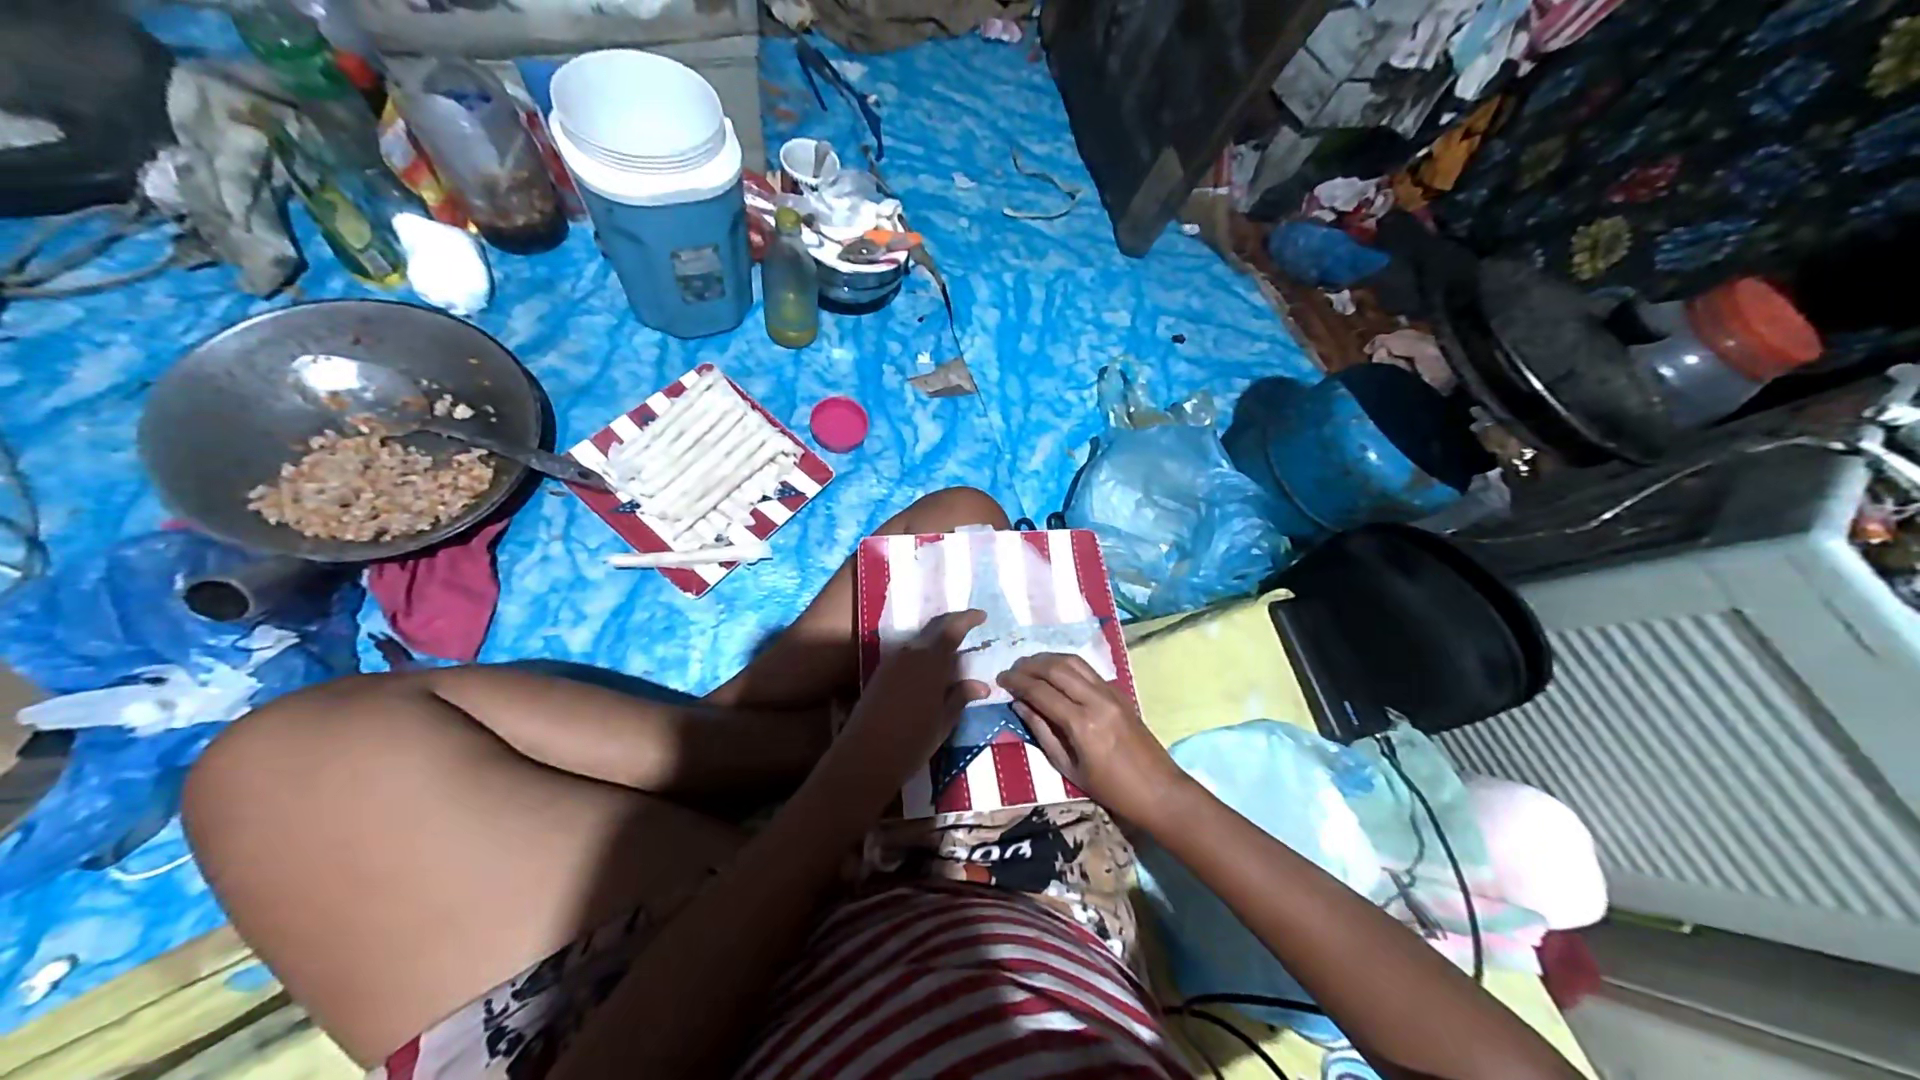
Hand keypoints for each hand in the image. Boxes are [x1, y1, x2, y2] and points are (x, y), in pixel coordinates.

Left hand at [830, 610, 989, 790]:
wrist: (865, 755)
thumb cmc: (912, 740)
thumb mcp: (944, 721)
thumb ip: (960, 697)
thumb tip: (981, 685)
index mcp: (930, 661)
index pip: (951, 629)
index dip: (967, 619)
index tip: (982, 616)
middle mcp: (910, 654)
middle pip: (933, 628)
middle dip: (953, 622)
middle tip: (970, 625)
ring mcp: (892, 662)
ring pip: (919, 640)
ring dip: (937, 638)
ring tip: (953, 648)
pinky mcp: (881, 673)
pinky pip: (907, 652)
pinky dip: (924, 651)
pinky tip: (931, 666)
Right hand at [998, 653, 1191, 826]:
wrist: (1159, 790)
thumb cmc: (1111, 789)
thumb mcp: (1068, 768)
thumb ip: (1042, 732)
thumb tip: (1019, 705)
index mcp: (1081, 724)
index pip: (1041, 692)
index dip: (1017, 682)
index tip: (1001, 679)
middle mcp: (1096, 701)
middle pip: (1056, 668)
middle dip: (1029, 665)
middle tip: (1011, 669)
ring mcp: (1110, 693)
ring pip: (1073, 662)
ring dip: (1048, 659)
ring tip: (1029, 665)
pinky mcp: (1120, 692)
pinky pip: (1088, 670)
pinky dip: (1066, 664)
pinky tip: (1055, 671)